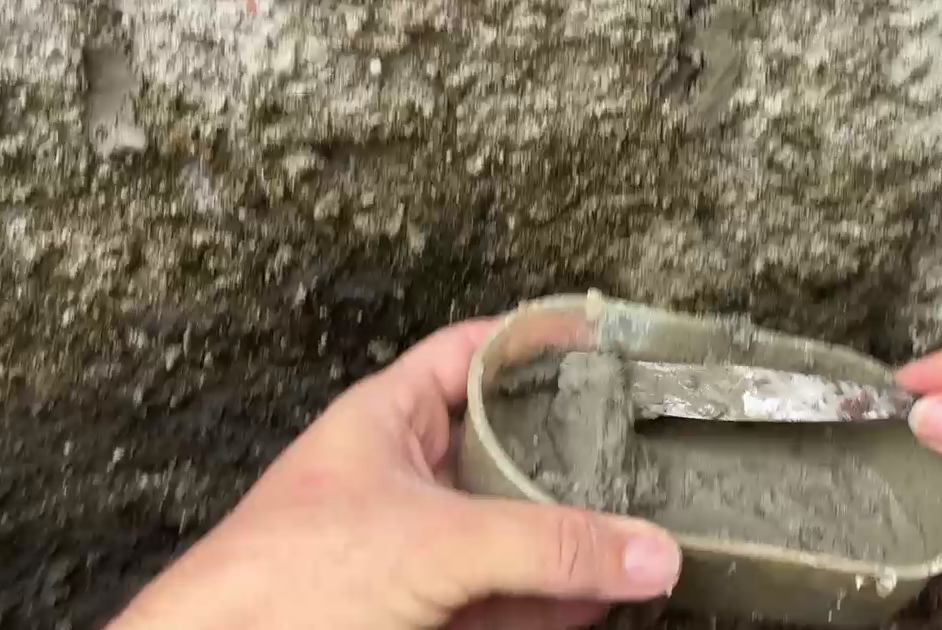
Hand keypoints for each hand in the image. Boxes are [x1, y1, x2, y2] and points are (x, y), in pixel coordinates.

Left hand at [109, 319, 682, 629]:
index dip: (531, 338)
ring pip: (506, 521)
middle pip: (500, 438)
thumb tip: (651, 552)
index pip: (473, 350)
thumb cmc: (290, 583)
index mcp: (390, 416)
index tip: (594, 339)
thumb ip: (545, 546)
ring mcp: (414, 544)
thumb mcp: (433, 542)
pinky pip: (500, 589)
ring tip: (632, 516)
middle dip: (563, 441)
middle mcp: (406, 472)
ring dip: (564, 526)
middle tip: (628, 432)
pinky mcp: (422, 606)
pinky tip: (599, 592)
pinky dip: (549, 592)